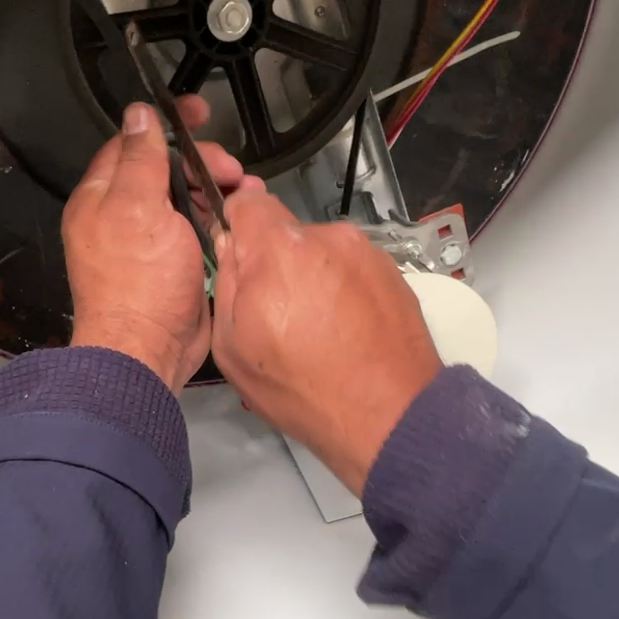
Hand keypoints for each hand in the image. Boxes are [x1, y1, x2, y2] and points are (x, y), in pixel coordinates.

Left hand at [64, 97, 251, 390]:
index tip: (199, 112)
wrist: (148, 351)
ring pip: (185, 200)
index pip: (132, 143)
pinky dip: (218, 220)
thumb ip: (140, 158)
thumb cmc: (136, 284)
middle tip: (230, 169)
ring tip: (243, 190)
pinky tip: (239, 216)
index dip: (167, 124)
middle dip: (201, 163)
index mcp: (102, 198)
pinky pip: (196, 231)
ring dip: (215, 190)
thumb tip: (138, 114)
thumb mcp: (138, 207)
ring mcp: (148, 243)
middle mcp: (121, 217)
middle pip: (164, 171)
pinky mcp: (172, 266)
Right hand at [211, 188, 440, 494]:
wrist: (388, 415)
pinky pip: (351, 270)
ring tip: (317, 331)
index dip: (236, 225)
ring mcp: (366, 252)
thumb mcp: (232, 347)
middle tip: (278, 315)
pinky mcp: (394, 272)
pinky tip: (346, 332)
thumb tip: (231, 250)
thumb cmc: (301, 389)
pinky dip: (342, 292)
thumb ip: (225, 285)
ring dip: (311, 279)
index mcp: (279, 249)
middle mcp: (326, 237)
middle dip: (275, 264)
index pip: (247, 202)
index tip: (238, 258)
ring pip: (320, 253)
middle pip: (286, 233)